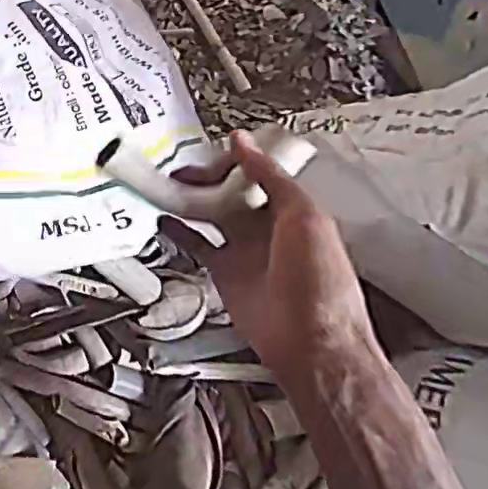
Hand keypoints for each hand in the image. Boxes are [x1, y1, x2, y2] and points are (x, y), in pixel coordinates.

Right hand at [160, 131, 376, 379]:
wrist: (311, 343)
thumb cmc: (322, 288)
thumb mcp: (304, 217)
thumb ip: (272, 177)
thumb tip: (246, 145)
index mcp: (292, 211)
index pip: (257, 173)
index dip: (234, 161)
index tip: (214, 153)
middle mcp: (267, 228)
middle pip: (229, 191)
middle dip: (205, 178)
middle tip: (184, 171)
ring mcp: (245, 249)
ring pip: (209, 213)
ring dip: (188, 199)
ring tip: (167, 187)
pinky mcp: (225, 270)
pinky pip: (196, 243)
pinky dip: (177, 230)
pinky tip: (165, 218)